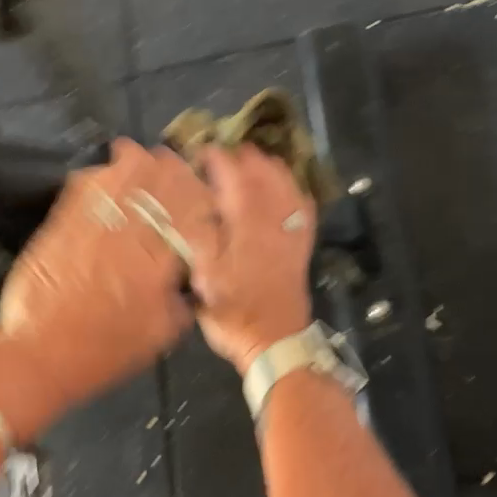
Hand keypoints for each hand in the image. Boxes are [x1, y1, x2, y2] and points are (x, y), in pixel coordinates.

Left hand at [0, 139, 217, 442]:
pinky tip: (102, 172)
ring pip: (120, 178)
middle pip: (157, 185)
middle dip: (168, 169)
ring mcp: (92, 227)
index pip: (189, 212)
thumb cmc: (105, 352)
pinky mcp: (60, 225)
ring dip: (133, 162)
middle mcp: (129, 237)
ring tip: (138, 155)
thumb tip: (190, 283)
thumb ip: (182, 304)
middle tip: (172, 163)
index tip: (201, 188)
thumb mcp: (161, 335)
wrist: (41, 355)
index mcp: (159, 264)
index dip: (197, 193)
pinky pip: (83, 188)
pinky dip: (96, 175)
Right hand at [190, 145, 315, 373]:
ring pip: (285, 184)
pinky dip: (292, 190)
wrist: (275, 342)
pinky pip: (302, 207)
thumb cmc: (233, 312)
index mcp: (246, 223)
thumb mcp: (203, 275)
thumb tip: (193, 202)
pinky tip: (283, 189)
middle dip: (242, 158)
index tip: (200, 153)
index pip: (233, 175)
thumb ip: (198, 234)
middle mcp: (273, 219)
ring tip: (250, 163)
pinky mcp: (302, 245)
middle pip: (262, 173)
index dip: (216, 159)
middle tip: (221, 156)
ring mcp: (292, 231)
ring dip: (268, 168)